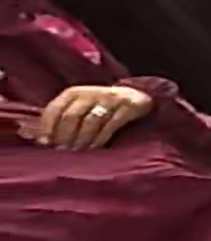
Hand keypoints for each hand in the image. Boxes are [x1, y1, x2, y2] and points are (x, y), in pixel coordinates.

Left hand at [27, 85, 154, 149]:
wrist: (141, 95)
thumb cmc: (102, 105)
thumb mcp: (81, 105)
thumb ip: (61, 116)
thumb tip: (39, 138)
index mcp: (74, 92)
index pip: (54, 110)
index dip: (47, 128)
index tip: (46, 143)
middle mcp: (92, 93)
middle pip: (71, 116)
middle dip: (65, 135)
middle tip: (64, 148)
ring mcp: (113, 98)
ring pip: (91, 121)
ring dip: (83, 138)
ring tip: (79, 148)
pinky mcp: (131, 105)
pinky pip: (112, 124)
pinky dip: (101, 137)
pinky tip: (96, 145)